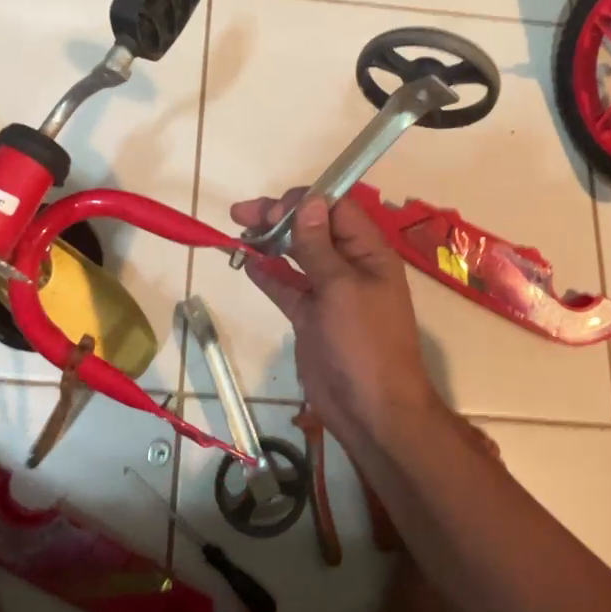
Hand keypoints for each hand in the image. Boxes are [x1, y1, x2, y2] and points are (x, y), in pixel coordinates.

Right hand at [231, 192, 441, 445]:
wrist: (371, 410)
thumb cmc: (364, 342)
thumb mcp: (341, 287)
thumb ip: (318, 245)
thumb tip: (308, 201)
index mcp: (368, 253)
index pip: (336, 209)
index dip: (304, 201)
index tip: (272, 207)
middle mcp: (349, 266)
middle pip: (312, 229)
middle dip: (279, 217)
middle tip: (243, 215)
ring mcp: (328, 292)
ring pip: (296, 255)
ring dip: (270, 242)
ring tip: (239, 231)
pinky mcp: (310, 316)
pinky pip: (286, 286)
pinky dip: (267, 273)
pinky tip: (246, 262)